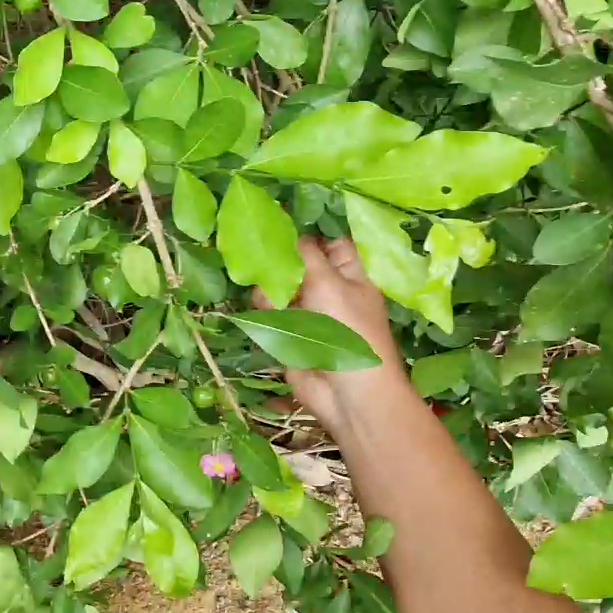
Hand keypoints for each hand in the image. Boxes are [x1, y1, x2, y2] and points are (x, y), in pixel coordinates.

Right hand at [256, 237, 404, 429]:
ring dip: (270, 288)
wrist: (346, 392)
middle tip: (261, 252)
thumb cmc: (349, 330)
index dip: (311, 233)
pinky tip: (264, 312)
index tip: (282, 219)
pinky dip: (265, 311)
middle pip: (299, 265)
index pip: (332, 243)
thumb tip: (289, 232)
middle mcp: (329, 291)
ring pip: (280, 289)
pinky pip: (271, 314)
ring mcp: (308, 313)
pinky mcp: (289, 334)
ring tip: (269, 295)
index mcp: (351, 276)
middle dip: (281, 261)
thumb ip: (306, 255)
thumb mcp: (329, 283)